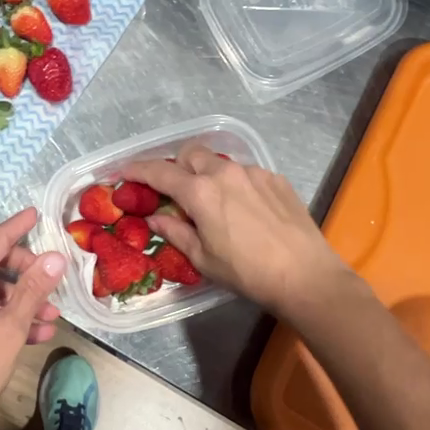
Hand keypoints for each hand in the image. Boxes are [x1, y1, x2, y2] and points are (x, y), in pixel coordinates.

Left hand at [0, 208, 65, 429]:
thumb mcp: (10, 329)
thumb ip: (33, 290)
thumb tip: (55, 257)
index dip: (18, 226)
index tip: (36, 213)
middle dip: (26, 272)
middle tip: (52, 288)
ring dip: (18, 298)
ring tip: (49, 320)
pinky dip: (1, 312)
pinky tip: (29, 334)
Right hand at [123, 143, 357, 317]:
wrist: (305, 276)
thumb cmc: (247, 273)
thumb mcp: (203, 258)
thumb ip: (175, 232)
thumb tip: (156, 217)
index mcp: (200, 192)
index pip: (159, 172)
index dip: (137, 170)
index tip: (123, 172)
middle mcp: (224, 172)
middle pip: (190, 153)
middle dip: (175, 164)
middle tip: (171, 188)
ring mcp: (254, 172)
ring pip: (219, 161)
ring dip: (206, 173)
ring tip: (210, 200)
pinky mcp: (276, 179)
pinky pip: (245, 172)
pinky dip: (234, 183)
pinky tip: (242, 208)